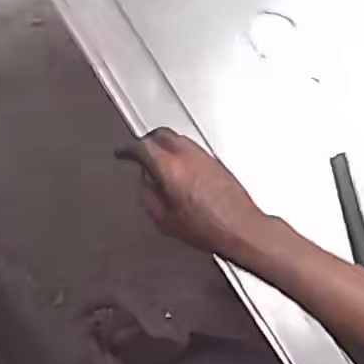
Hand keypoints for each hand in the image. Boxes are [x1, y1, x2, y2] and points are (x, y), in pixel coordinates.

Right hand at [117, 128, 275, 263]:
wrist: (240, 229)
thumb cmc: (209, 228)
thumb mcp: (164, 219)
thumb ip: (148, 196)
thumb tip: (146, 184)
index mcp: (170, 169)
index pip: (142, 147)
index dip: (127, 148)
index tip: (122, 152)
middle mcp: (188, 157)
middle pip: (161, 134)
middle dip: (146, 141)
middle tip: (138, 152)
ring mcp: (205, 156)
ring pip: (178, 138)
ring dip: (164, 145)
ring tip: (158, 161)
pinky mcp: (216, 162)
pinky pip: (192, 148)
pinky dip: (180, 152)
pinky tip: (178, 169)